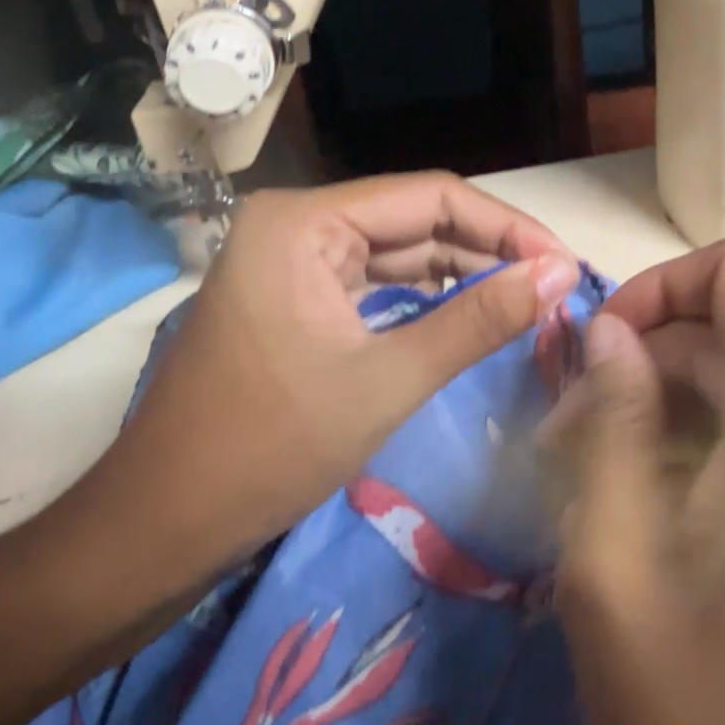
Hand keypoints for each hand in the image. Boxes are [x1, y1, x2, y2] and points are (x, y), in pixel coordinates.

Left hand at [84, 173, 579, 572]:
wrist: (161, 527)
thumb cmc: (269, 448)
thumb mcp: (387, 381)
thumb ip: (478, 320)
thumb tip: (559, 276)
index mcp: (304, 222)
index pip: (432, 197)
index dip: (509, 227)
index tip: (563, 264)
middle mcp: (297, 224)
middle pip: (418, 219)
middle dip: (492, 251)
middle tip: (558, 285)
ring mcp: (293, 260)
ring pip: (402, 251)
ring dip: (467, 273)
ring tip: (532, 298)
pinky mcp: (297, 297)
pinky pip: (378, 282)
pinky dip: (430, 297)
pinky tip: (478, 311)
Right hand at [548, 236, 724, 724]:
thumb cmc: (701, 712)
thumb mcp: (616, 562)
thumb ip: (610, 421)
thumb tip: (609, 331)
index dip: (662, 284)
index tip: (598, 346)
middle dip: (658, 361)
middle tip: (572, 430)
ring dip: (690, 407)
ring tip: (610, 477)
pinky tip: (675, 508)